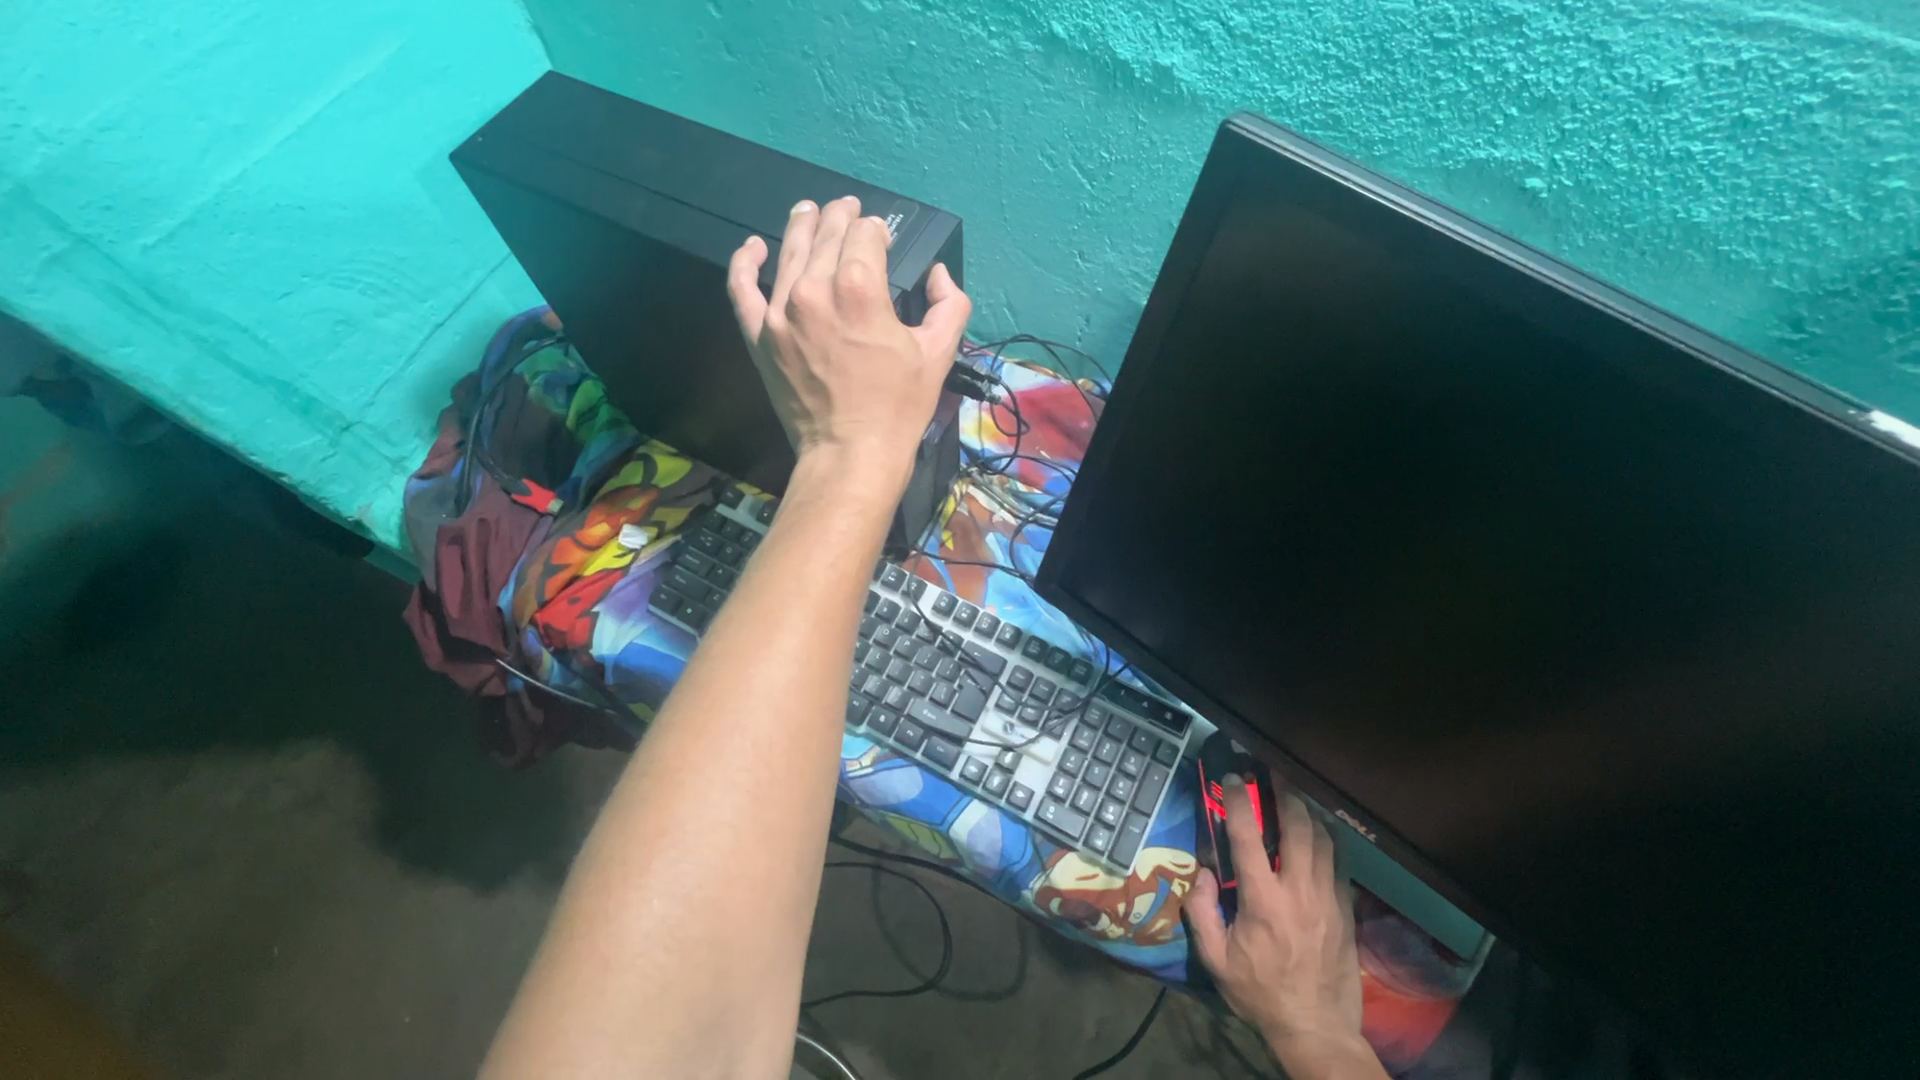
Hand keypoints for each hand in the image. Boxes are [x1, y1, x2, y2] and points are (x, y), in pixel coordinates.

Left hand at [726, 195, 970, 491]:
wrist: (851, 454)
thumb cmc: (899, 406)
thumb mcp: (939, 353)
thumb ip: (950, 304)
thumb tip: (938, 275)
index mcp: (861, 288)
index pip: (866, 235)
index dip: (878, 230)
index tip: (884, 239)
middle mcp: (814, 289)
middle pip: (828, 234)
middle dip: (842, 217)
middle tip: (849, 209)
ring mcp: (780, 311)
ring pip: (790, 251)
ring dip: (803, 225)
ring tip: (810, 210)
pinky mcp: (759, 334)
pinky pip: (743, 286)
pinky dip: (746, 261)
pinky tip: (754, 245)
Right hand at [1188, 780, 1384, 1078]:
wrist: (1316, 1028)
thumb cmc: (1260, 993)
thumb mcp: (1216, 959)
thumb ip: (1202, 912)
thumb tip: (1203, 872)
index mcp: (1264, 900)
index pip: (1247, 837)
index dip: (1238, 801)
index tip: (1231, 779)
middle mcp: (1299, 891)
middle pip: (1297, 826)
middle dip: (1284, 793)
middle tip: (1272, 772)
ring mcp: (1328, 899)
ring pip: (1324, 839)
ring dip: (1308, 811)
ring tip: (1294, 794)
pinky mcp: (1346, 910)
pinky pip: (1339, 862)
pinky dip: (1328, 838)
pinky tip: (1319, 831)